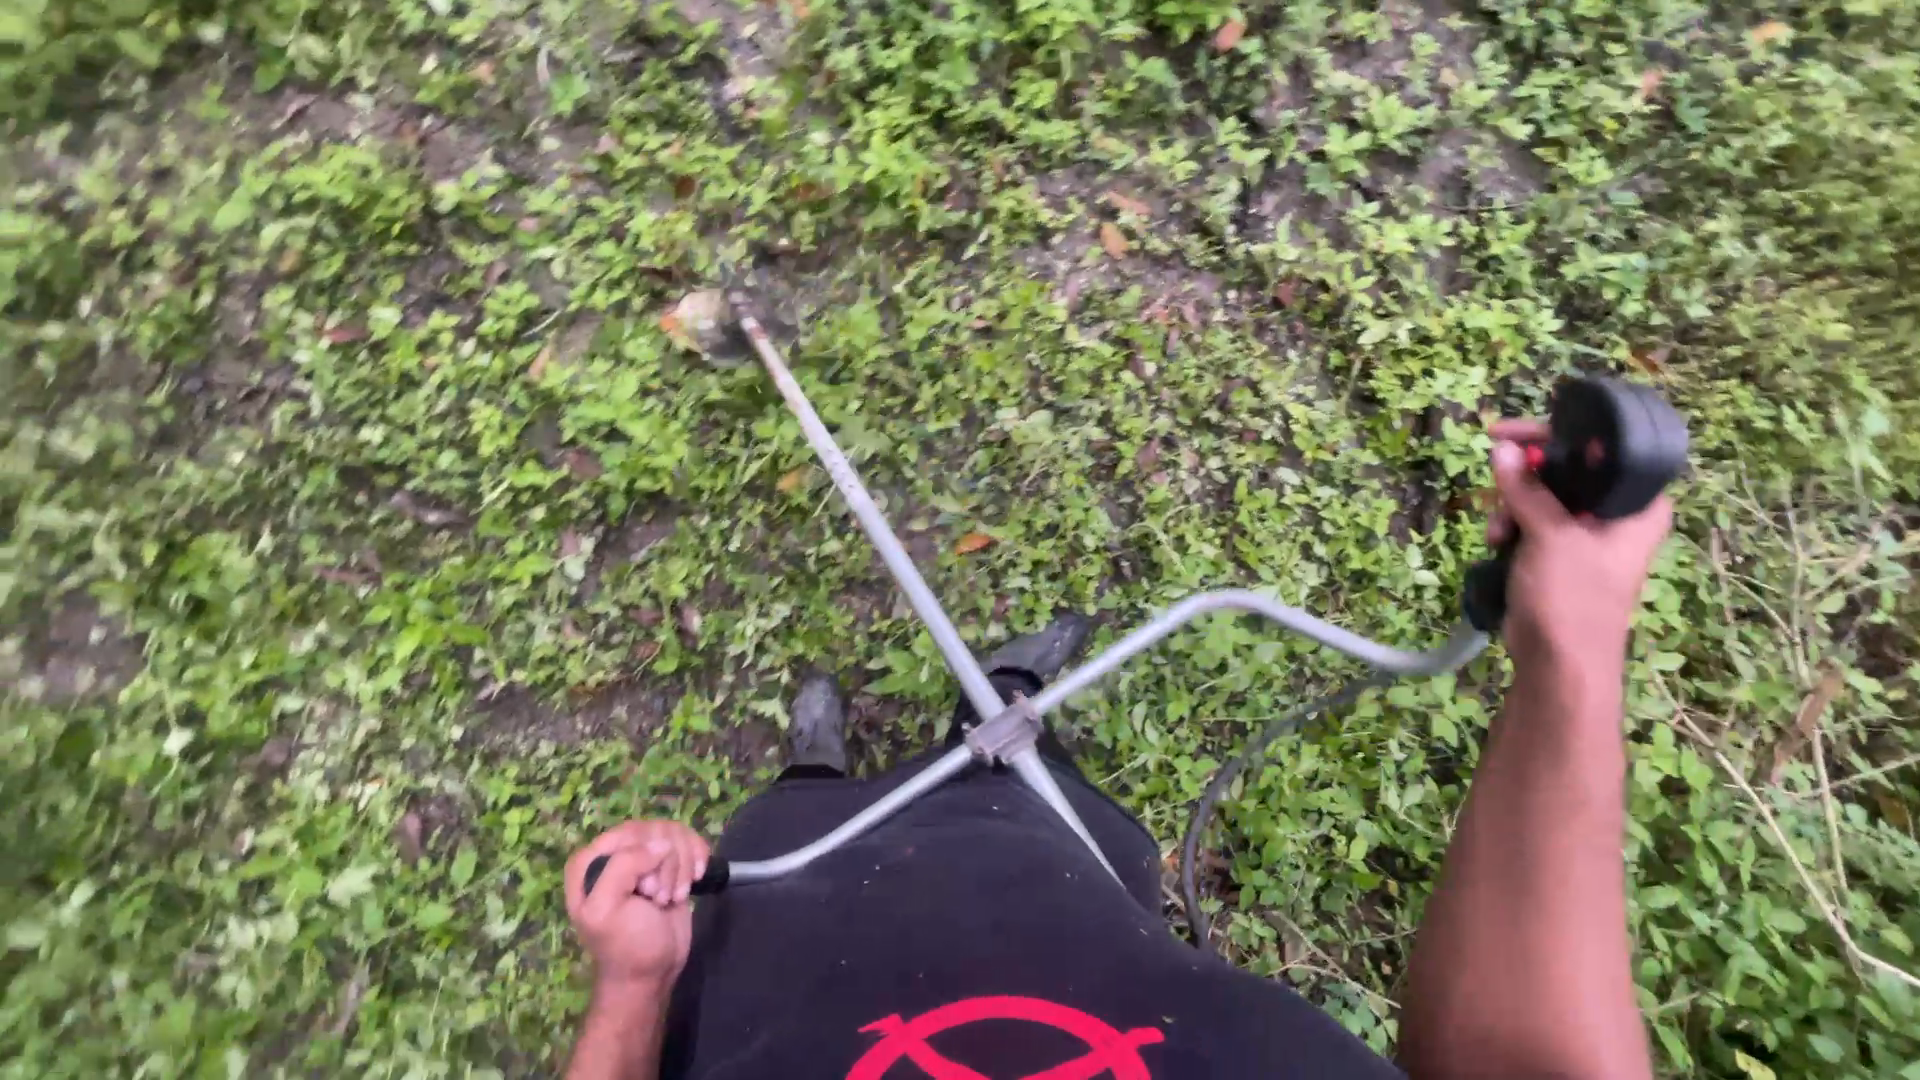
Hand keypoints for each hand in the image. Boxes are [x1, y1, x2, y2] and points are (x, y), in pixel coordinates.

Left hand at [564, 820, 710, 990]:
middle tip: (661, 897)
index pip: (630, 833)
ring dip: (683, 866)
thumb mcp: (607, 910)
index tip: (648, 890)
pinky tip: (694, 880)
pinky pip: (689, 839)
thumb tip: (661, 845)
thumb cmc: (626, 945)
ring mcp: (643, 856)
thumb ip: (622, 867)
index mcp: (589, 862)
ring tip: (674, 896)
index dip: (647, 856)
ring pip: (675, 834)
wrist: (653, 971)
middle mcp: (614, 853)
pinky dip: (697, 858)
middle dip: (669, 863)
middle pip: (656, 830)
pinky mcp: (668, 862)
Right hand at [1487, 418, 1671, 676]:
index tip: (1503, 433)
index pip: (1600, 449)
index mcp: (1638, 504)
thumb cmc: (1572, 598)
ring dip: (1509, 509)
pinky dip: (1509, 528)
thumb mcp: (1550, 537)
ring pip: (1538, 498)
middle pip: (1562, 472)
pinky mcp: (1557, 554)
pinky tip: (1497, 544)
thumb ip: (1526, 490)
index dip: (1552, 436)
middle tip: (1496, 492)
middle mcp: (1616, 514)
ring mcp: (1585, 536)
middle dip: (1521, 480)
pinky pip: (1528, 523)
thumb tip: (1501, 448)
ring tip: (1497, 534)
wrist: (1559, 660)